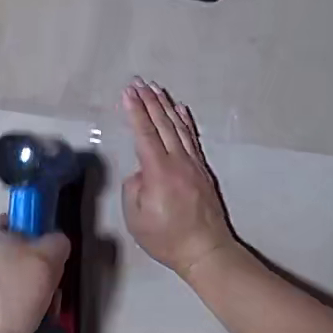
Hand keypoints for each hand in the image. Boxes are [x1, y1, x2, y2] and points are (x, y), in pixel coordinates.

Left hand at [0, 217, 70, 332]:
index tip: (54, 249)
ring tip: (46, 309)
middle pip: (23, 254)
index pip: (18, 219)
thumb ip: (59, 241)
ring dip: (40, 293)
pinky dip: (27, 310)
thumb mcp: (49, 258)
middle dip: (44, 270)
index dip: (40, 230)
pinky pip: (13, 301)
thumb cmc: (15, 294)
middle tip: (53, 284)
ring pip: (22, 281)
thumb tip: (57, 244)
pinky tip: (35, 322)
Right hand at [122, 79, 238, 281]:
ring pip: (178, 128)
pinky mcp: (202, 171)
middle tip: (138, 82)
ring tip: (156, 89)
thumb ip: (134, 189)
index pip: (144, 134)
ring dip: (166, 106)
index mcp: (159, 172)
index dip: (135, 112)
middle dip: (149, 101)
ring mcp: (193, 165)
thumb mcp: (136, 218)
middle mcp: (178, 162)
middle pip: (162, 124)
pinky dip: (185, 122)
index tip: (127, 93)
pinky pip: (192, 139)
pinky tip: (180, 110)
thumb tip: (140, 173)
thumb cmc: (166, 238)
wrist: (205, 250)